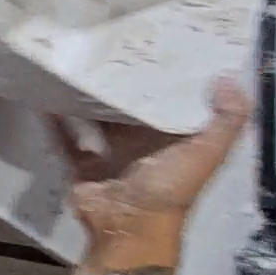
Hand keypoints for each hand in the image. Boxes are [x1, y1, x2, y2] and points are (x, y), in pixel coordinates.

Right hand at [53, 75, 251, 240]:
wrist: (126, 222)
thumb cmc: (170, 186)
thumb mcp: (207, 152)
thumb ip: (227, 120)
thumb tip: (229, 77)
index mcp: (176, 143)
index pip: (174, 106)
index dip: (171, 82)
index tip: (160, 51)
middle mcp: (144, 147)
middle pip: (132, 114)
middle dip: (122, 90)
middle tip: (109, 56)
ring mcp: (110, 157)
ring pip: (97, 124)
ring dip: (87, 104)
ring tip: (75, 75)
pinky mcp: (81, 166)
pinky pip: (66, 141)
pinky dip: (56, 125)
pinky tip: (46, 103)